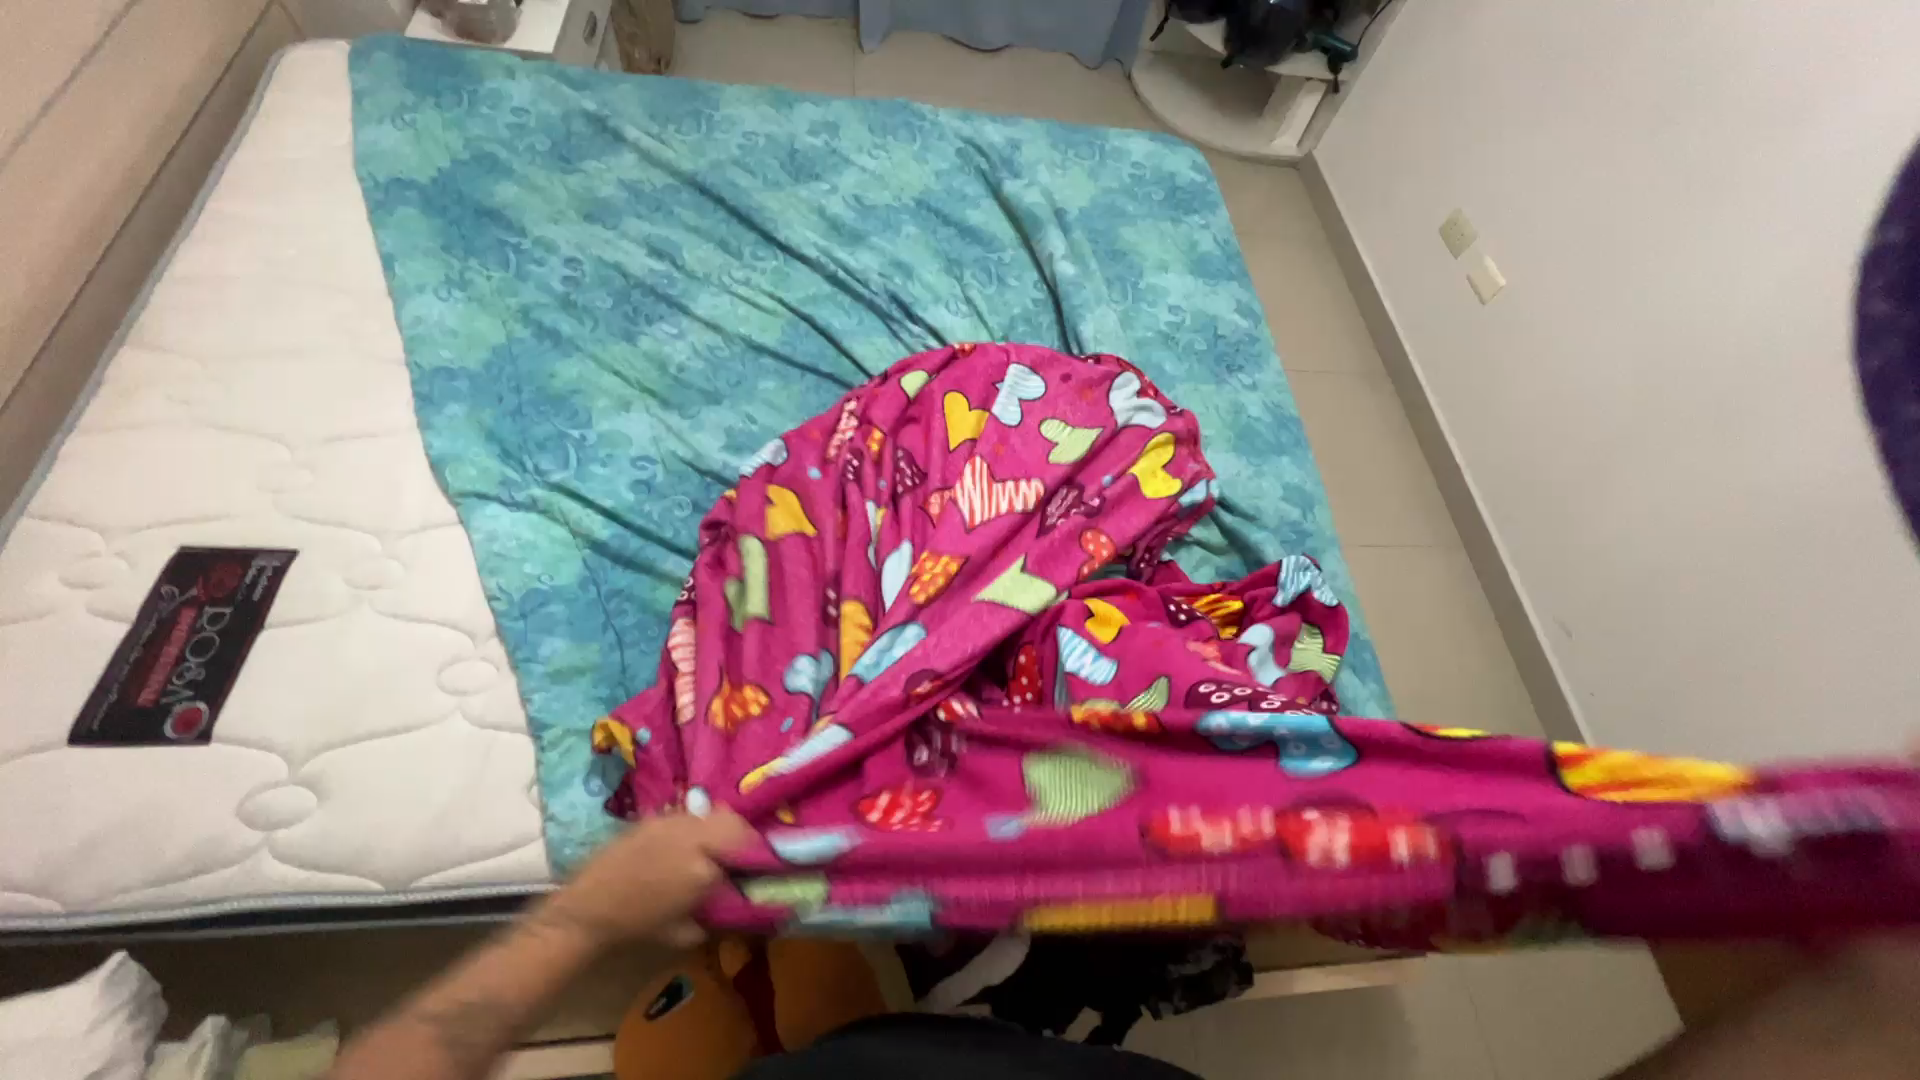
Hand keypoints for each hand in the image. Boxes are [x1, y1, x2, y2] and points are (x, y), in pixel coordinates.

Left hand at [537, 808, 753, 950]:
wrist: (587, 911)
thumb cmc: (638, 927)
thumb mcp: (688, 930)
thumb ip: (723, 911)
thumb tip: (750, 903)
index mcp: (703, 869)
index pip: (748, 853)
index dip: (762, 860)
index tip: (768, 869)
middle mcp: (691, 837)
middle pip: (735, 824)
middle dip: (748, 838)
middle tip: (750, 856)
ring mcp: (672, 823)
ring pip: (715, 814)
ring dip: (727, 829)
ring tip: (725, 848)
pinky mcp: (655, 818)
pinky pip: (692, 816)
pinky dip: (703, 826)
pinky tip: (696, 844)